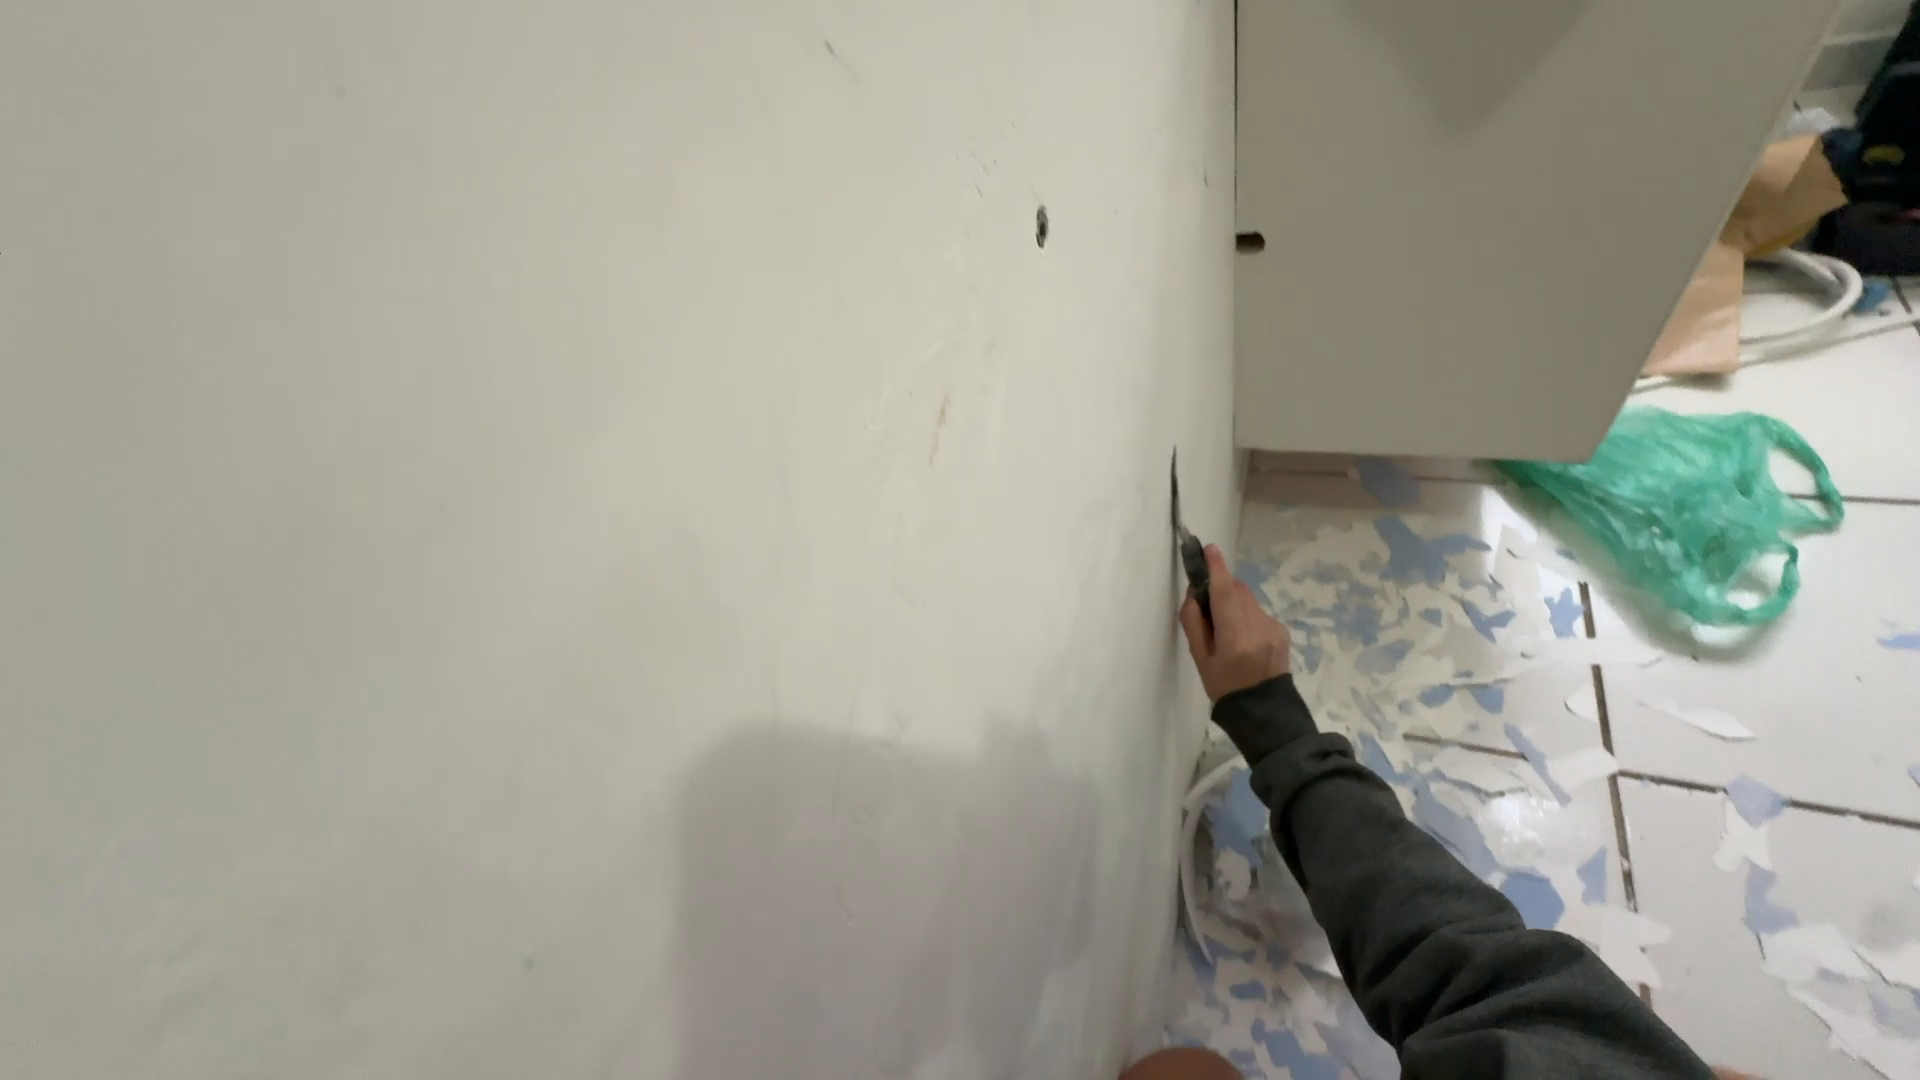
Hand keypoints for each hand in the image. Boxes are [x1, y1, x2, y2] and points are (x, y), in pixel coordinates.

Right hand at [1179, 544, 1290, 701]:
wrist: (1264, 710)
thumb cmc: (1224, 686)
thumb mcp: (1200, 658)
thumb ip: (1194, 621)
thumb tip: (1195, 592)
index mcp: (1235, 638)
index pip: (1225, 594)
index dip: (1217, 569)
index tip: (1210, 549)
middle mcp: (1258, 628)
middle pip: (1237, 591)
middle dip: (1221, 588)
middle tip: (1206, 605)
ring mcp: (1274, 628)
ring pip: (1248, 600)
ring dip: (1233, 603)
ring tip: (1226, 630)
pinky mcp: (1282, 630)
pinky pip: (1257, 611)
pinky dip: (1245, 615)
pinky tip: (1243, 639)